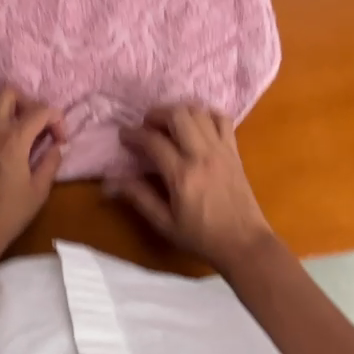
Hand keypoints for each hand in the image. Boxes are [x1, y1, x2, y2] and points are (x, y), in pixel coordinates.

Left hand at [0, 86, 65, 252]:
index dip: (57, 120)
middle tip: (38, 126)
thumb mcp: (39, 189)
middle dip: (28, 103)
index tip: (61, 140)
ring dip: (10, 116)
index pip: (40, 110)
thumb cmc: (10, 213)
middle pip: (9, 93)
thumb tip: (57, 146)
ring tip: (22, 139)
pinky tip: (2, 149)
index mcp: (14, 139)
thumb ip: (51, 162)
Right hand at [110, 105, 277, 268]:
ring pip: (200, 112)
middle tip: (146, 124)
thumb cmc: (201, 236)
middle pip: (179, 116)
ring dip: (180, 111)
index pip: (153, 141)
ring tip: (168, 122)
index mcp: (182, 175)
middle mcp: (202, 155)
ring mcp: (222, 150)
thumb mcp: (164, 223)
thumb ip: (139, 198)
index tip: (123, 135)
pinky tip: (197, 124)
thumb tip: (110, 183)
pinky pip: (222, 120)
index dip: (134, 134)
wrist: (243, 242)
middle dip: (157, 114)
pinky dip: (206, 115)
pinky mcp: (234, 151)